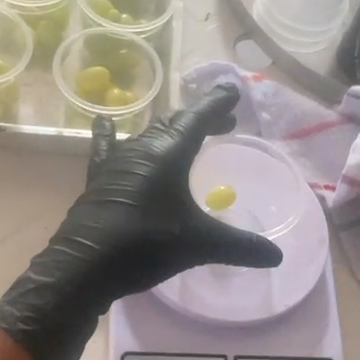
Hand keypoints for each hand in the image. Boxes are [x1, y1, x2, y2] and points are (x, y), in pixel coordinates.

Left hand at [0, 84, 283, 359]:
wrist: (83, 268)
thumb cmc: (144, 246)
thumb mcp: (198, 245)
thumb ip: (239, 246)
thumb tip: (276, 256)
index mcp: (168, 155)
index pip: (198, 118)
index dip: (216, 104)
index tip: (231, 91)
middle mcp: (141, 150)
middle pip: (174, 125)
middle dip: (200, 119)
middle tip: (223, 122)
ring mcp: (116, 164)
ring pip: (147, 136)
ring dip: (170, 132)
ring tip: (188, 137)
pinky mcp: (98, 181)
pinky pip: (108, 149)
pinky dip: (112, 136)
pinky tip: (104, 124)